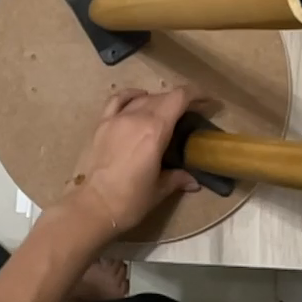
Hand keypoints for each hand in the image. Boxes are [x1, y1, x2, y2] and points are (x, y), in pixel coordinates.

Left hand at [60, 87, 201, 242]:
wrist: (92, 207)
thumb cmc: (130, 201)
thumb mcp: (159, 190)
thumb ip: (177, 179)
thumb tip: (193, 181)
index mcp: (155, 130)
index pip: (178, 98)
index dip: (196, 95)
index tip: (208, 101)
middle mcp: (136, 117)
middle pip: (162, 97)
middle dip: (180, 100)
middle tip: (192, 112)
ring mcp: (116, 118)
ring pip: (142, 97)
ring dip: (158, 100)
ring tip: (166, 111)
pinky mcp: (101, 123)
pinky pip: (117, 99)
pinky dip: (131, 95)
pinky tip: (138, 98)